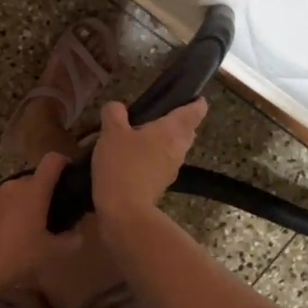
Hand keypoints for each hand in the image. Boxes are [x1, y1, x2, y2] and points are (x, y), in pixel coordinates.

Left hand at [0, 152, 78, 293]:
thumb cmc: (18, 256)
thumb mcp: (52, 253)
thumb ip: (71, 240)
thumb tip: (78, 234)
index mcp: (34, 190)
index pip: (52, 161)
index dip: (64, 162)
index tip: (69, 174)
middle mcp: (12, 185)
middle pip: (33, 179)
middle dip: (43, 192)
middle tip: (49, 214)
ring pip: (14, 191)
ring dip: (22, 202)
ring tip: (25, 227)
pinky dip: (5, 211)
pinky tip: (4, 234)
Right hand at [91, 99, 206, 215]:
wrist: (124, 212)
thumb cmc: (122, 165)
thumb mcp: (112, 133)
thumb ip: (114, 114)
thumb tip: (117, 107)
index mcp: (172, 130)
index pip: (196, 111)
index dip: (195, 101)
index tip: (190, 95)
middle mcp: (178, 148)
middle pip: (186, 130)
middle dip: (177, 121)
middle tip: (157, 114)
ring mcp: (172, 169)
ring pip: (174, 148)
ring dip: (163, 141)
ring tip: (141, 136)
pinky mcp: (161, 185)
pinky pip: (162, 164)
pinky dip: (153, 158)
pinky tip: (133, 158)